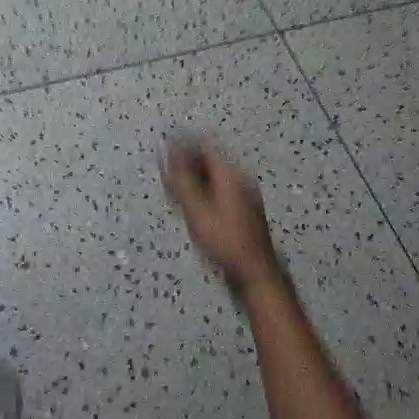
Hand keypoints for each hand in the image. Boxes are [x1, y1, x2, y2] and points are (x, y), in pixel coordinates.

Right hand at [161, 138, 281, 292]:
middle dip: (186, 165)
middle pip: (210, 162)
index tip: (164, 152)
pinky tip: (192, 209)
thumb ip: (180, 177)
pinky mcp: (244, 213)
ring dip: (193, 181)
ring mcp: (245, 197)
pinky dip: (203, 195)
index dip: (183, 146)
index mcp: (230, 173)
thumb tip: (166, 148)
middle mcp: (240, 180)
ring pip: (214, 179)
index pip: (204, 146)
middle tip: (167, 175)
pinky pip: (220, 193)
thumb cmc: (223, 239)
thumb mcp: (196, 208)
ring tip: (175, 193)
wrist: (254, 273)